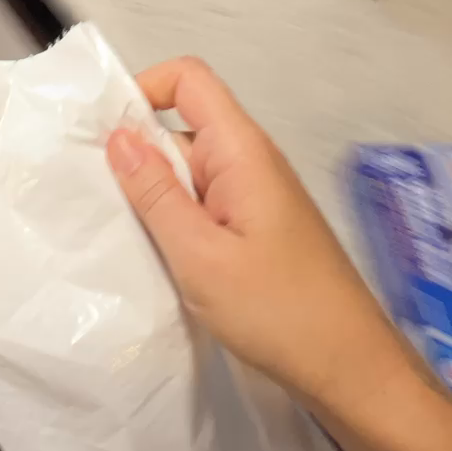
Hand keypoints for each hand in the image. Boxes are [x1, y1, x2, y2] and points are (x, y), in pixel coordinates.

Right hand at [103, 58, 414, 415]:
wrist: (352, 371)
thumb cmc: (279, 311)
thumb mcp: (200, 255)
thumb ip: (155, 193)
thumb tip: (118, 135)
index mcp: (240, 149)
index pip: (189, 79)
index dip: (144, 87)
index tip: (107, 133)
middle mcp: (248, 158)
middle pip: (182, 123)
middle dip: (137, 149)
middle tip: (99, 194)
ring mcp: (252, 191)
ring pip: (188, 165)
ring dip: (154, 188)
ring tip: (122, 228)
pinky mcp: (252, 222)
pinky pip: (202, 197)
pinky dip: (173, 213)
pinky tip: (156, 250)